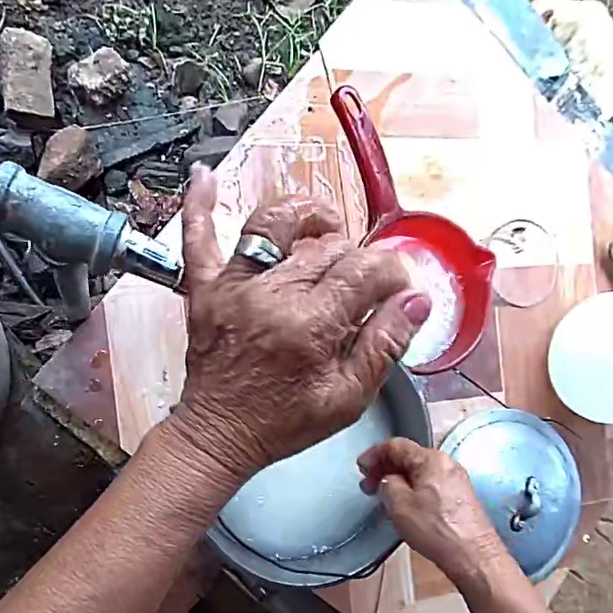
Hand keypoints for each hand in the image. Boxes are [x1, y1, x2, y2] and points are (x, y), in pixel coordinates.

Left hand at [166, 164, 431, 482]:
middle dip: (358, 256)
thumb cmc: (283, 422)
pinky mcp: (203, 288)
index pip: (366, 271)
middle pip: (327, 246)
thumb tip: (417, 299)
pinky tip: (204, 176)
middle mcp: (270, 296)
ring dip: (306, 216)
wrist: (219, 436)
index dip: (393, 271)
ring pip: (273, 223)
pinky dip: (199, 205)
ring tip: (325, 228)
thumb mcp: (348, 399)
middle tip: (364, 280)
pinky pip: (196, 237)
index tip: (399, 285)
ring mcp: (232, 287)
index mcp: (310, 326)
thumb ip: (385, 345)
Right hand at [357, 438, 514, 590]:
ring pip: (420, 472)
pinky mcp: (461, 496)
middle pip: (409, 457)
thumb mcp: (399, 505)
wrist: (473, 555)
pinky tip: (406, 505)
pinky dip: (414, 489)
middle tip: (370, 484)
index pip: (396, 445)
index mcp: (431, 459)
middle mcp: (447, 463)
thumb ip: (388, 484)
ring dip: (400, 480)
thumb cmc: (437, 530)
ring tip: (385, 497)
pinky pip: (431, 484)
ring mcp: (456, 479)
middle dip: (386, 468)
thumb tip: (388, 480)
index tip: (362, 467)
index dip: (374, 454)